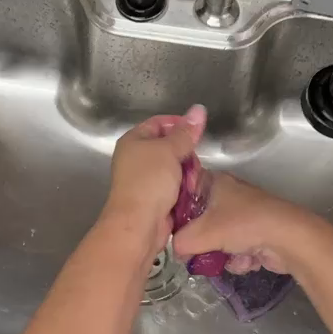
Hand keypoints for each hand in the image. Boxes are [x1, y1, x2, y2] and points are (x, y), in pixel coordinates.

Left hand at [98, 104, 205, 258]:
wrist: (139, 224)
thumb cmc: (149, 181)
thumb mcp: (169, 151)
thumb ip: (186, 132)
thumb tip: (199, 109)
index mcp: (134, 140)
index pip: (159, 123)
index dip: (179, 124)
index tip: (197, 133)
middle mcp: (137, 157)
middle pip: (169, 146)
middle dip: (185, 154)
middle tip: (193, 163)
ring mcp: (145, 179)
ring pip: (175, 168)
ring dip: (187, 173)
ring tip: (191, 181)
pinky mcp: (154, 197)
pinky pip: (175, 186)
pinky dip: (183, 188)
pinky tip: (189, 192)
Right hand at [171, 173, 330, 276]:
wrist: (287, 238)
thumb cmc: (243, 224)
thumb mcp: (202, 233)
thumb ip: (180, 242)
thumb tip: (176, 251)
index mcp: (215, 182)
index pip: (185, 190)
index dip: (176, 209)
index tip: (171, 228)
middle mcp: (229, 195)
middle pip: (201, 220)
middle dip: (201, 241)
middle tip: (197, 252)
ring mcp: (244, 215)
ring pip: (218, 238)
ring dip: (222, 253)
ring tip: (230, 257)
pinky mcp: (257, 233)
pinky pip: (236, 249)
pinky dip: (240, 258)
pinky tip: (248, 260)